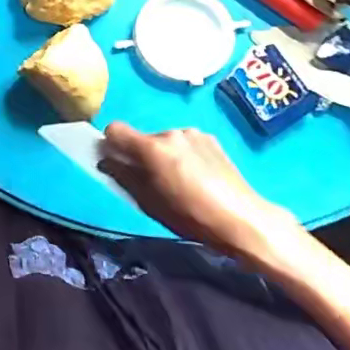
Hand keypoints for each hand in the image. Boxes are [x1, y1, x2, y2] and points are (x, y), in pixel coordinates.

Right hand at [98, 123, 303, 260]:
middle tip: (153, 180)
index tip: (116, 162)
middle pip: (141, 138)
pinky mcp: (210, 138)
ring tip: (180, 180)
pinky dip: (183, 154)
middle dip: (141, 154)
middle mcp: (170, 133)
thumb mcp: (149, 203)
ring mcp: (192, 133)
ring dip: (164, 154)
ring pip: (164, 140)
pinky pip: (184, 142)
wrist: (243, 219)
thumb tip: (105, 161)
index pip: (114, 129)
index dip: (111, 144)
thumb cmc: (191, 216)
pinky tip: (198, 176)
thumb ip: (122, 177)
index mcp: (152, 148)